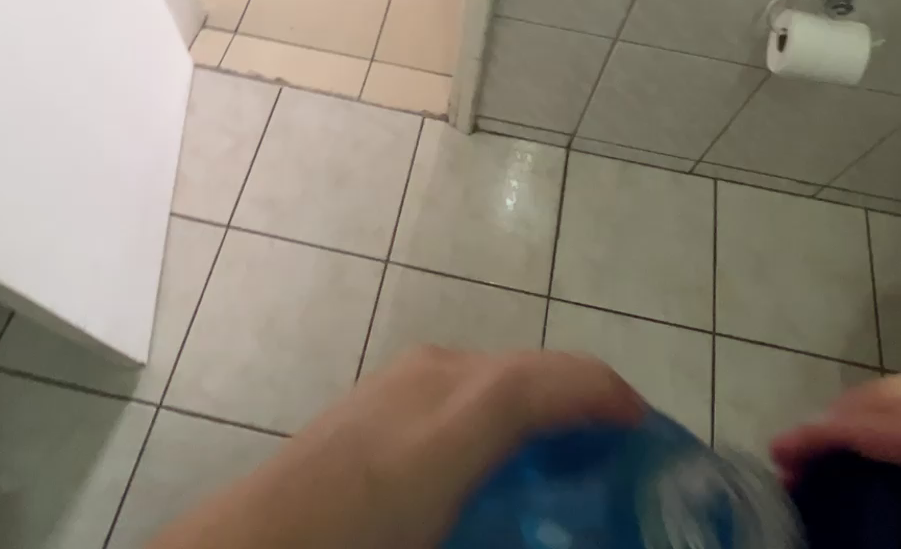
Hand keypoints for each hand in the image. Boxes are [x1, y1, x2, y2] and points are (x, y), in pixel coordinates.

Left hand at [148, 347, 642, 548]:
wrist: (253, 542)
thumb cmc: (359, 537)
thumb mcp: (454, 507)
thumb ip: (510, 455)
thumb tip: (557, 506)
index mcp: (462, 405)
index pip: (553, 378)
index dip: (607, 394)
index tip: (646, 431)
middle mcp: (439, 371)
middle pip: (531, 369)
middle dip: (581, 399)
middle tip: (616, 453)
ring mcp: (408, 375)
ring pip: (499, 371)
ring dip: (541, 401)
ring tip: (566, 453)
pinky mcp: (386, 390)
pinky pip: (465, 382)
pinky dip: (501, 405)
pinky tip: (500, 453)